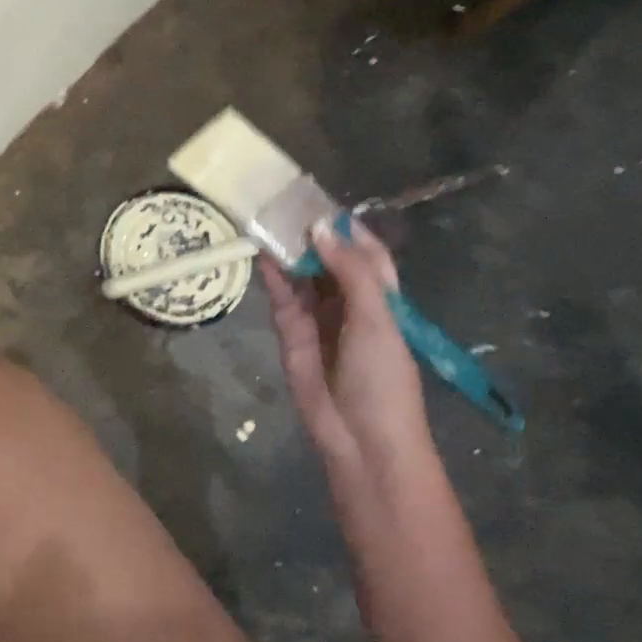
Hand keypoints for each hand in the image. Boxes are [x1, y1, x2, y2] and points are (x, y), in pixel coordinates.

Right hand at [260, 218, 429, 468]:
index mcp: (383, 299)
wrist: (361, 439)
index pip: (366, 254)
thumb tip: (319, 229)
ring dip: (287, 250)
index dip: (346, 229)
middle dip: (309, 235)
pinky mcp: (291, 332)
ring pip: (302, 274)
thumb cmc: (383, 380)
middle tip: (281, 203)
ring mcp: (318, 317)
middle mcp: (350, 303)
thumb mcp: (377, 321)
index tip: (320, 202)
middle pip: (329, 260)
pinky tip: (259, 251)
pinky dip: (271, 274)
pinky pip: (281, 296)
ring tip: (264, 219)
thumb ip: (351, 273)